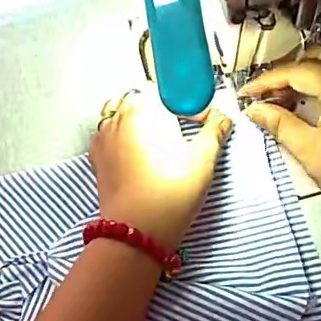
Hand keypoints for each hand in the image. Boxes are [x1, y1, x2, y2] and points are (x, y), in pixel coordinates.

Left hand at [90, 91, 232, 249]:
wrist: (137, 231)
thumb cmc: (170, 192)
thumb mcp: (203, 159)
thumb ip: (215, 131)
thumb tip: (223, 118)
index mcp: (142, 107)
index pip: (166, 89)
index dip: (186, 103)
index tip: (200, 121)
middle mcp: (116, 116)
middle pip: (142, 101)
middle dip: (162, 112)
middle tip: (183, 133)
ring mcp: (103, 137)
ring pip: (123, 117)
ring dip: (142, 125)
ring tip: (162, 147)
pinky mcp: (97, 158)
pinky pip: (112, 137)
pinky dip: (125, 140)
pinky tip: (142, 160)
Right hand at [238, 60, 320, 233]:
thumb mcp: (309, 150)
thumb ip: (280, 123)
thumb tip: (253, 109)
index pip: (298, 71)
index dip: (267, 81)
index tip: (245, 93)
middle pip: (316, 63)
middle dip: (285, 78)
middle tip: (261, 97)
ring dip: (306, 79)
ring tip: (282, 99)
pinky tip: (312, 99)